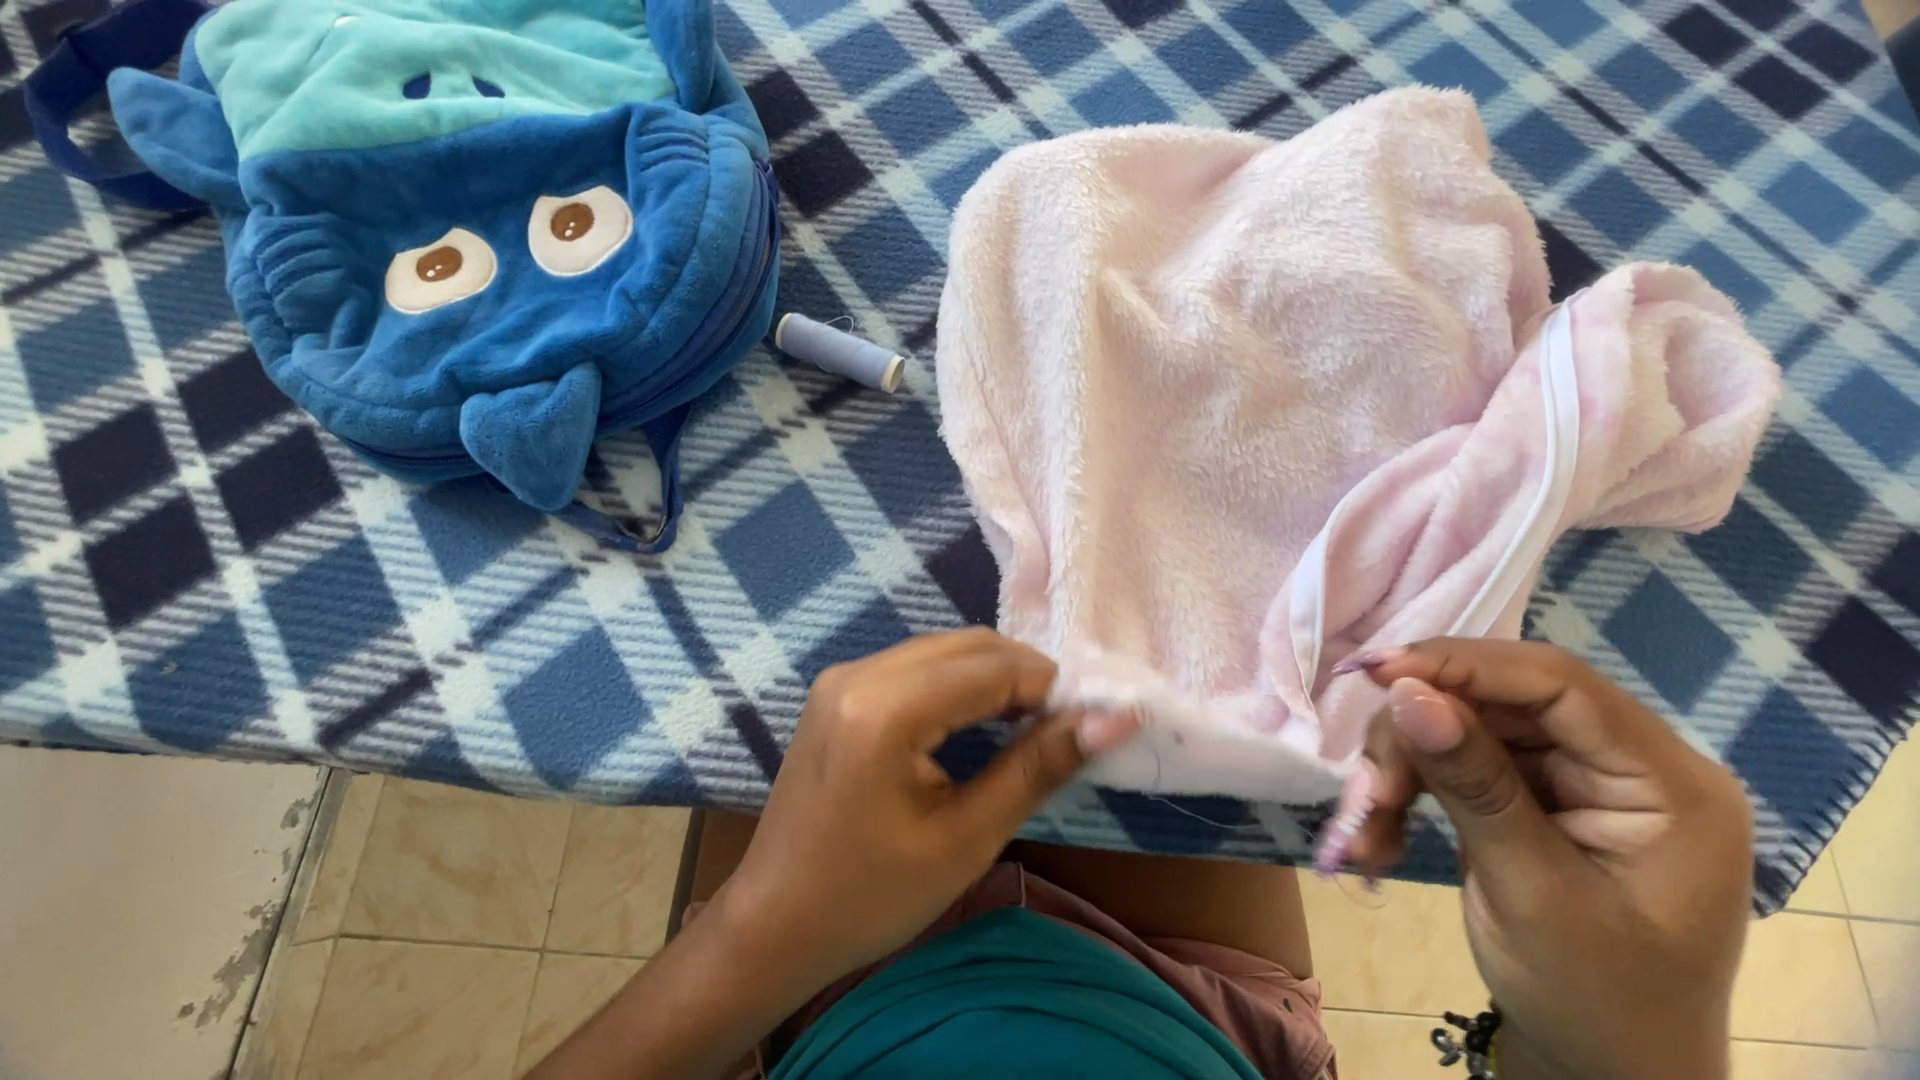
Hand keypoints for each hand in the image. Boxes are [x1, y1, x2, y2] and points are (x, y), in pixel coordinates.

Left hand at [710, 628, 1139, 985]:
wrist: (775, 924)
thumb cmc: (872, 896)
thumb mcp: (966, 838)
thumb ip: (1038, 767)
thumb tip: (1113, 721)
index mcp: (885, 709)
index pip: (991, 668)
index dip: (1049, 687)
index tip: (1088, 723)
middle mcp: (859, 674)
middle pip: (966, 645)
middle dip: (1023, 676)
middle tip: (1062, 727)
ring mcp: (841, 678)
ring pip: (941, 650)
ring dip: (991, 677)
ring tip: (1027, 727)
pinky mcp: (836, 692)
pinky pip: (913, 666)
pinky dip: (956, 684)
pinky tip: (977, 722)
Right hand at [1346, 640, 1751, 1079]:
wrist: (1602, 1071)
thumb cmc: (1590, 995)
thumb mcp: (1530, 891)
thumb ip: (1473, 783)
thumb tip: (1406, 692)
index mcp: (1667, 783)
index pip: (1558, 684)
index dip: (1464, 665)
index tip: (1379, 675)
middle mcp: (1626, 764)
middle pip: (1501, 703)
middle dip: (1421, 735)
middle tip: (1370, 788)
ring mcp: (1578, 780)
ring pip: (1467, 727)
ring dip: (1407, 767)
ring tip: (1372, 824)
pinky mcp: (1534, 797)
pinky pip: (1460, 764)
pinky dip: (1413, 791)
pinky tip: (1384, 834)